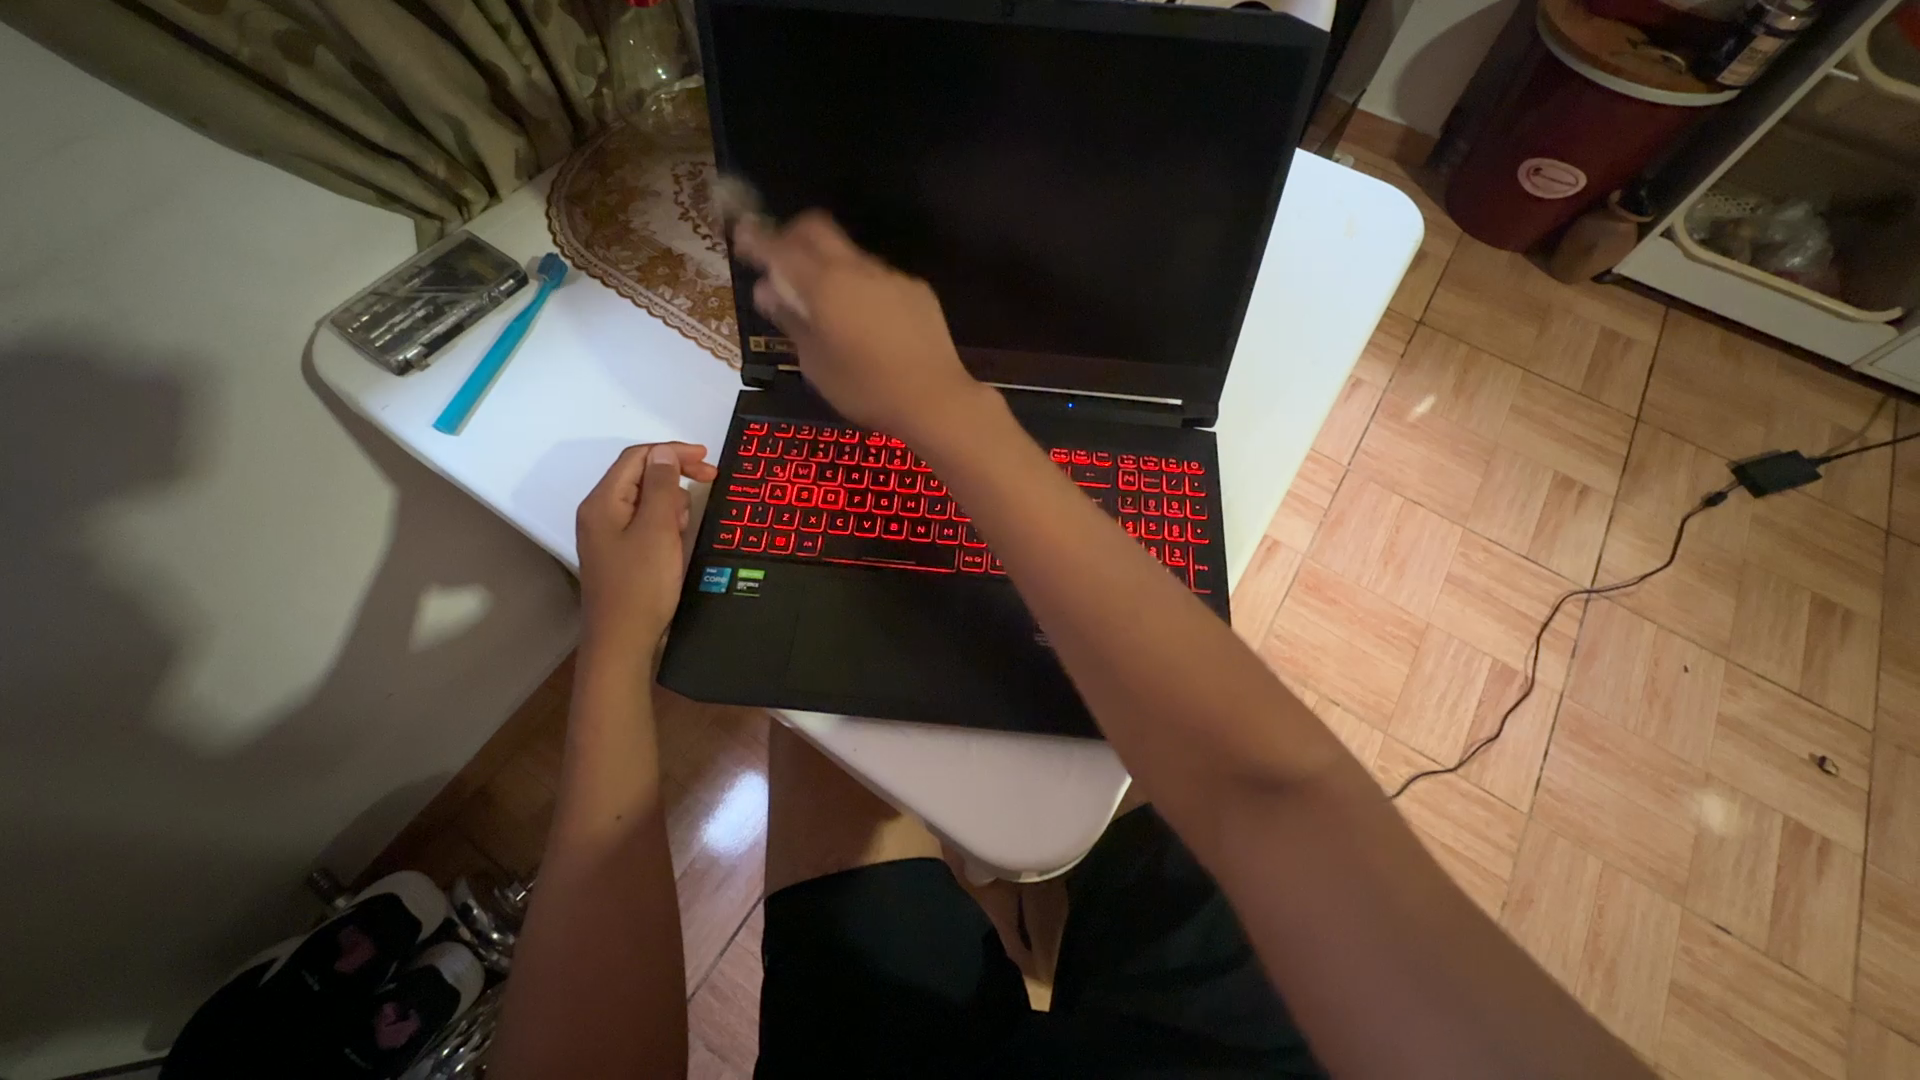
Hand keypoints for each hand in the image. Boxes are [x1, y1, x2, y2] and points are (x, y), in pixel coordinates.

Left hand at [575, 442, 718, 662]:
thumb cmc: (641, 585)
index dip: (673, 453)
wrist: (623, 641)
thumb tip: (664, 453)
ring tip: (688, 522)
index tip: (708, 461)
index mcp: (603, 502)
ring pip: (644, 500)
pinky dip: (665, 521)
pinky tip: (678, 538)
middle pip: (639, 476)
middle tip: (710, 482)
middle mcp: (600, 513)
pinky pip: (644, 522)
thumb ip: (662, 487)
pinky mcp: (620, 553)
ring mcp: (608, 534)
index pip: (638, 458)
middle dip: (675, 476)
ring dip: (671, 501)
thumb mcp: (658, 530)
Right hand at [733, 212, 985, 436]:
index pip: (781, 247)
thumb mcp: (816, 364)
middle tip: (781, 259)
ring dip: (831, 268)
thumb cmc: (865, 390)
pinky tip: (869, 324)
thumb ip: (791, 321)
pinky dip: (863, 290)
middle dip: (793, 235)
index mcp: (825, 286)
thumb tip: (768, 292)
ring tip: (829, 306)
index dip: (758, 238)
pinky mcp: (918, 291)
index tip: (744, 235)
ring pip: (851, 256)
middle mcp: (858, 269)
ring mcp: (891, 277)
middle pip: (817, 230)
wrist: (934, 400)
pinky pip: (880, 279)